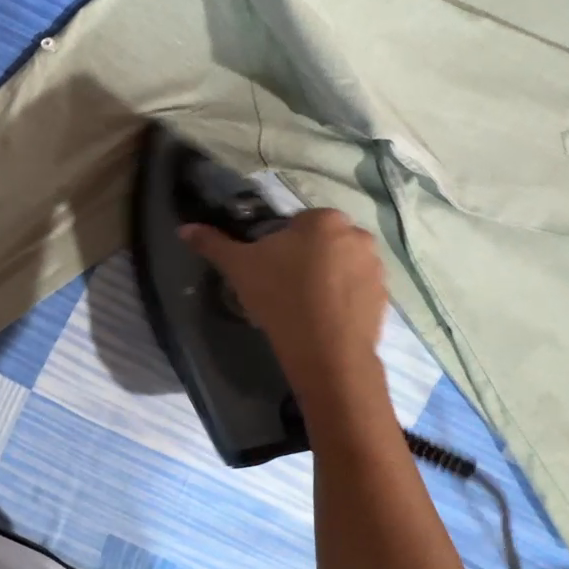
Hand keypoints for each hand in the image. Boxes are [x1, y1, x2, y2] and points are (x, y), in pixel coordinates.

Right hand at [180, 208, 388, 417]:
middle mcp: (357, 236)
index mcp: (323, 220)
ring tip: (300, 302)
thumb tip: (184, 228)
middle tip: (280, 281)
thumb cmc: (279, 295)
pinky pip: (355, 288)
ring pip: (341, 264)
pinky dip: (340, 297)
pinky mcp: (385, 297)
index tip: (266, 263)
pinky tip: (319, 316)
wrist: (325, 349)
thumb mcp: (237, 266)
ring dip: (325, 276)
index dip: (279, 241)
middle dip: (305, 256)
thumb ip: (212, 243)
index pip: (297, 222)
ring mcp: (376, 267)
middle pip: (322, 241)